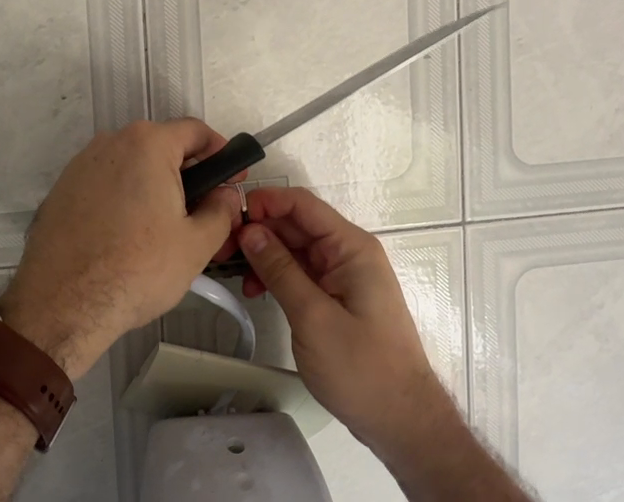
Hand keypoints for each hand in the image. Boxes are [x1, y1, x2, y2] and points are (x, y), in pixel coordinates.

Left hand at [0, 119, 243, 377]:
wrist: (63, 304)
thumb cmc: (136, 269)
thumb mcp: (196, 244)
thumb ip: (221, 210)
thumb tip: (224, 195)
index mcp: (148, 144)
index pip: (196, 131)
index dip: (221, 153)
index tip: (232, 180)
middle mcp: (111, 142)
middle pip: (162, 146)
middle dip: (188, 173)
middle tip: (203, 211)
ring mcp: (82, 164)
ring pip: (132, 165)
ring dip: (154, 186)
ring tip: (165, 229)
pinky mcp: (63, 188)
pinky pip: (106, 183)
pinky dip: (124, 198)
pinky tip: (128, 236)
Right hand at [236, 187, 453, 458]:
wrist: (401, 420)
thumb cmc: (362, 368)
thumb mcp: (313, 317)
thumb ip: (280, 270)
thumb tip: (250, 231)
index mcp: (351, 247)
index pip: (302, 204)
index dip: (265, 202)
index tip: (231, 217)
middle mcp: (348, 253)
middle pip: (296, 224)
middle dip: (258, 230)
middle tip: (222, 249)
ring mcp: (342, 276)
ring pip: (294, 248)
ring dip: (264, 255)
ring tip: (236, 274)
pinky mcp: (335, 298)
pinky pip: (300, 272)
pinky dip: (276, 276)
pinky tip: (256, 291)